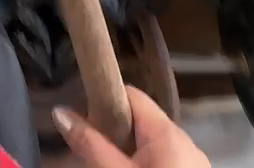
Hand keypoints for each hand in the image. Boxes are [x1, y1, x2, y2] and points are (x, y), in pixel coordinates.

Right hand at [54, 89, 209, 167]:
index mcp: (168, 132)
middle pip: (138, 121)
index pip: (129, 94)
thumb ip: (89, 143)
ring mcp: (193, 165)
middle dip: (112, 132)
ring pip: (149, 146)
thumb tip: (60, 112)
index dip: (103, 99)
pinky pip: (163, 164)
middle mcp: (185, 142)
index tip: (82, 119)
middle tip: (90, 152)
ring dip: (125, 153)